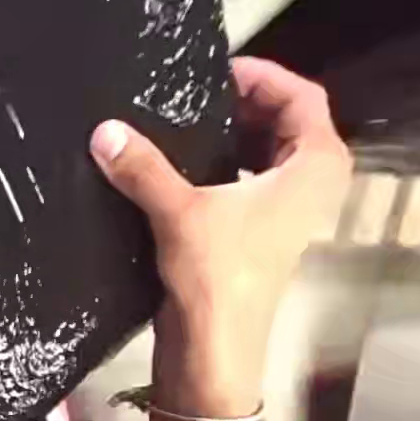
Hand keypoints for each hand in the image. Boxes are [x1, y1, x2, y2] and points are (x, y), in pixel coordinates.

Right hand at [90, 57, 350, 414]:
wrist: (212, 349)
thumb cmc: (217, 276)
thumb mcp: (180, 212)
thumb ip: (144, 169)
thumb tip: (104, 132)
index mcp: (315, 165)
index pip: (300, 97)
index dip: (261, 76)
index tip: (217, 71)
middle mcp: (309, 186)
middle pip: (284, 126)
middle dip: (241, 109)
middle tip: (193, 98)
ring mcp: (284, 217)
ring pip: (263, 161)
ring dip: (227, 144)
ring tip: (183, 132)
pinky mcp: (256, 240)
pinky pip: (245, 189)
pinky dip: (219, 176)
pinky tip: (181, 176)